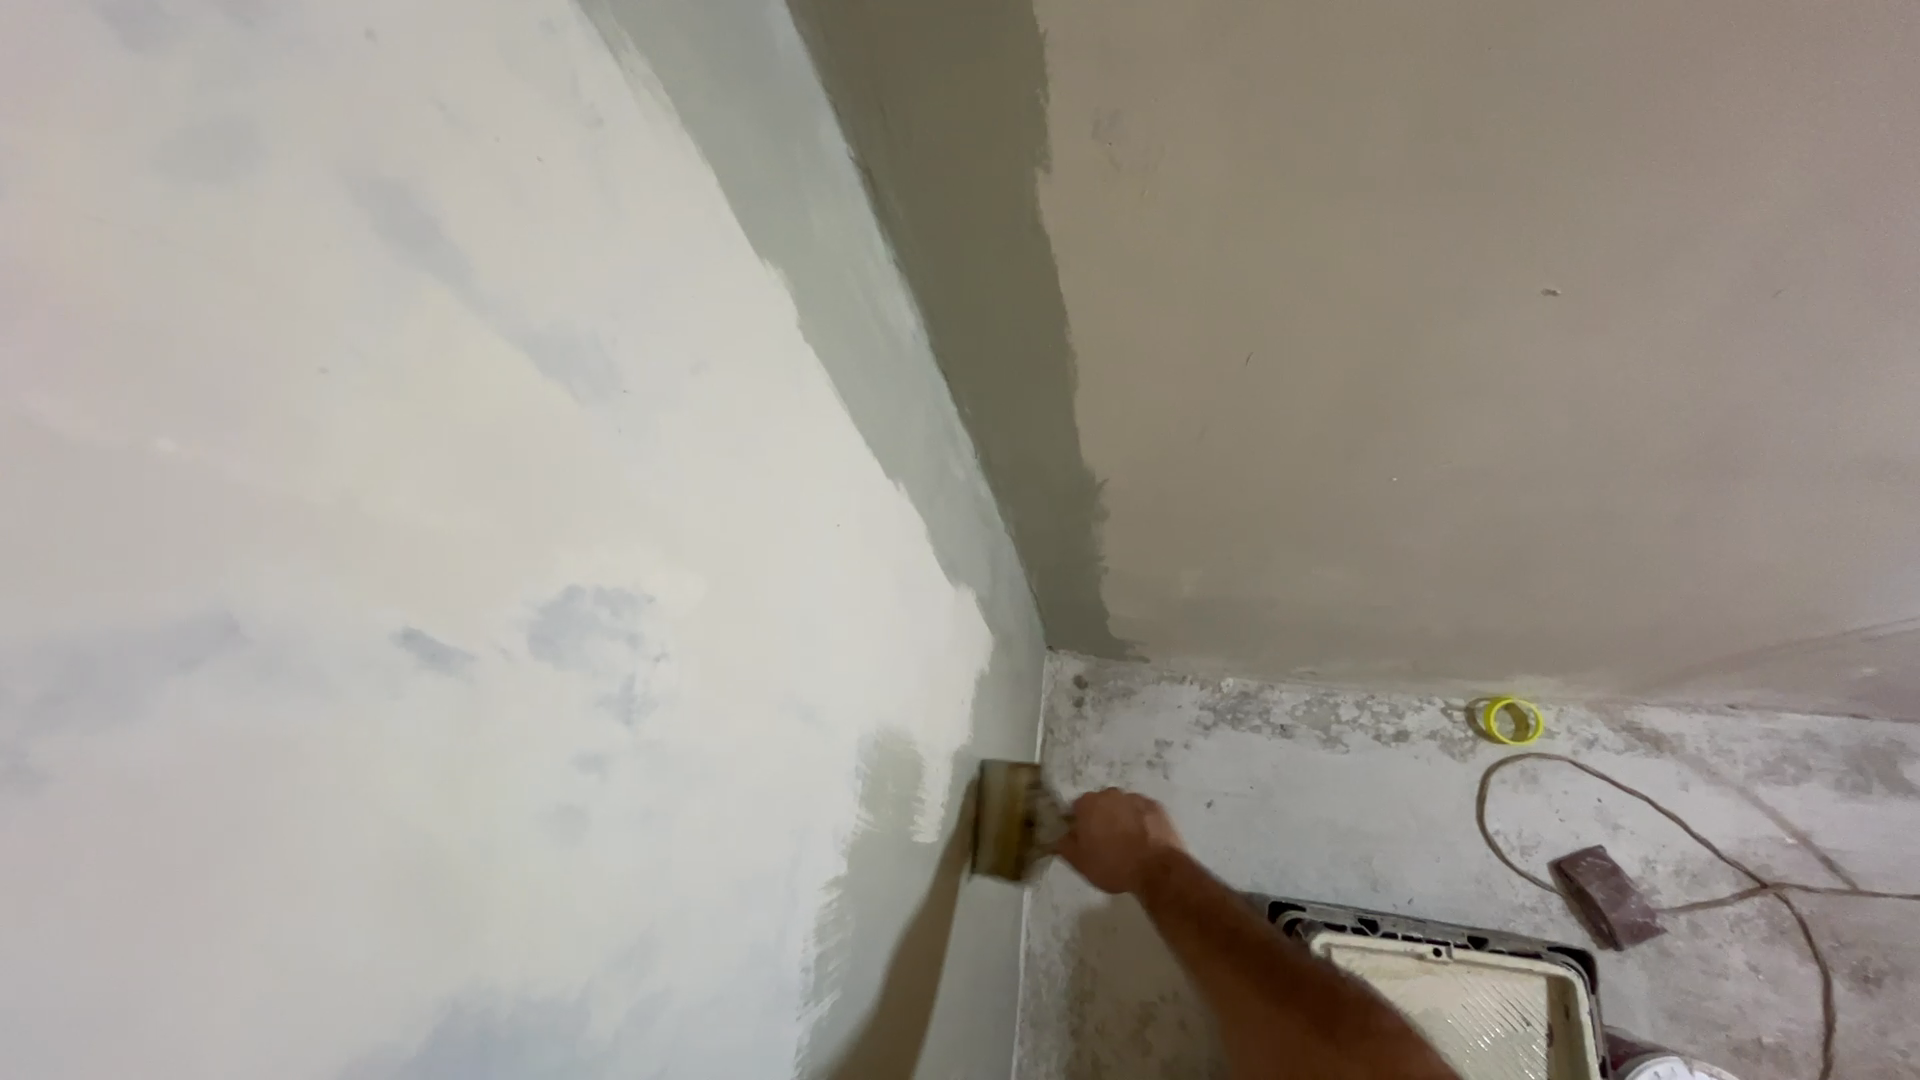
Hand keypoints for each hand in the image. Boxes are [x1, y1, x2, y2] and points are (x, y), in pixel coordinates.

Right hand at [1057, 788, 1184, 894]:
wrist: (1157, 869)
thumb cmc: (1113, 865)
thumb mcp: (1080, 863)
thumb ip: (1065, 846)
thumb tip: (1061, 836)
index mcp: (1088, 804)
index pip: (1078, 808)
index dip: (1081, 824)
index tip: (1086, 840)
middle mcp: (1110, 794)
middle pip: (1102, 804)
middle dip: (1102, 818)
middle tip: (1107, 842)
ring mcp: (1135, 798)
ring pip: (1123, 807)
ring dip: (1123, 819)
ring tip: (1129, 843)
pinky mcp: (1156, 806)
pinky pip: (1143, 812)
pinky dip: (1142, 822)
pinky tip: (1146, 840)